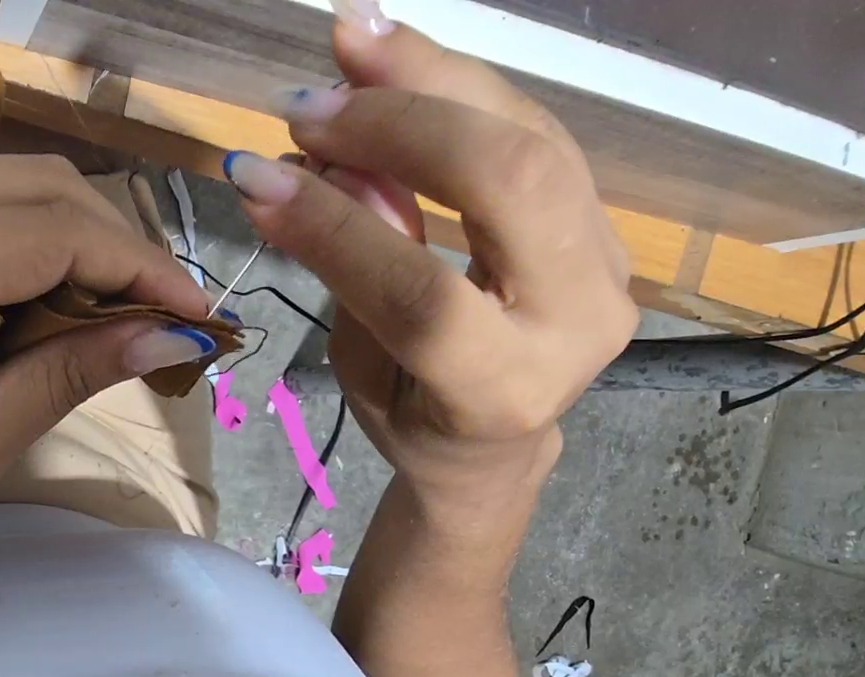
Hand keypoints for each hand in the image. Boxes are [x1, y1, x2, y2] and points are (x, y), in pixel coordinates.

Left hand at [0, 154, 212, 550]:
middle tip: (160, 321)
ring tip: (110, 316)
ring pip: (9, 183)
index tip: (199, 317)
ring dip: (74, 240)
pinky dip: (23, 239)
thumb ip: (65, 376)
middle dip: (117, 249)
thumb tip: (169, 337)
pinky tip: (41, 299)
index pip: (58, 232)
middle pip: (42, 187)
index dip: (142, 269)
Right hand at [222, 11, 636, 499]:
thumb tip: (327, 172)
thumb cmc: (410, 422)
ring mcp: (609, 263)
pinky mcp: (606, 224)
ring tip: (350, 39)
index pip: (417, 290)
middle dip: (402, 123)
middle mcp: (578, 320)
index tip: (255, 174)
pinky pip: (537, 134)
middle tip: (312, 95)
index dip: (334, 225)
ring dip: (434, 78)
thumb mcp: (362, 374)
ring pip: (533, 137)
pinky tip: (397, 61)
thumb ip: (355, 279)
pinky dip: (461, 90)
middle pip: (508, 182)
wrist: (495, 446)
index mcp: (501, 389)